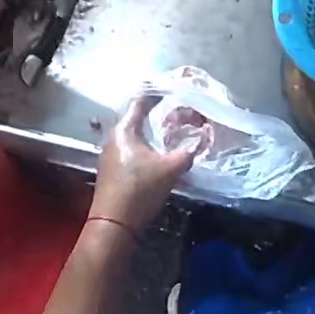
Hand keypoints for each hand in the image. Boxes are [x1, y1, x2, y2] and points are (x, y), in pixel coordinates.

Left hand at [91, 94, 206, 236]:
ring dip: (152, 130)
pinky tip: (158, 152)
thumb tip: (204, 137)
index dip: (157, 93)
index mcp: (124, 130)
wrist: (113, 224)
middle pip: (137, 116)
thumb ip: (188, 151)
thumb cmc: (139, 190)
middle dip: (158, 112)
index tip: (174, 89)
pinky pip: (131, 147)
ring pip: (134, 133)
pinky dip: (146, 144)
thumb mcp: (170, 169)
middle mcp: (114, 137)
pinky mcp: (112, 168)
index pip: (140, 101)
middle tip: (180, 112)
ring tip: (173, 130)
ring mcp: (110, 153)